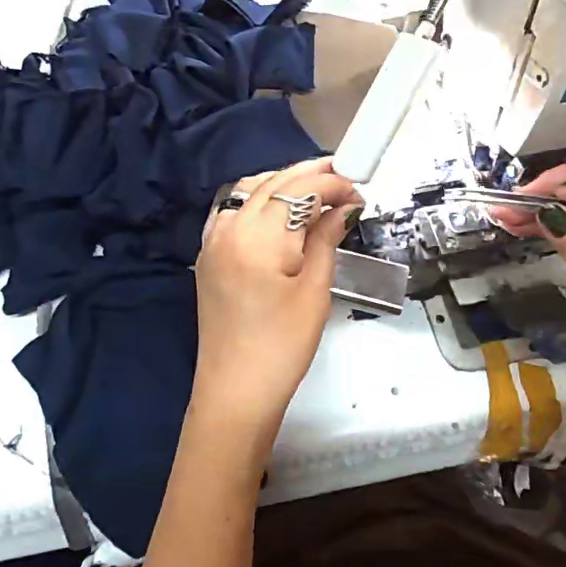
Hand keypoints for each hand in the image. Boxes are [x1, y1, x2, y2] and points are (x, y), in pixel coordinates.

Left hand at [193, 158, 360, 438]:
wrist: (236, 390)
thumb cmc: (281, 347)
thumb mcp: (315, 292)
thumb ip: (325, 240)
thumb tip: (341, 208)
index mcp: (257, 238)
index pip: (298, 190)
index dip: (332, 184)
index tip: (357, 191)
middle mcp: (228, 230)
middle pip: (270, 183)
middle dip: (308, 176)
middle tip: (343, 180)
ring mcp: (213, 242)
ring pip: (247, 191)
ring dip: (281, 184)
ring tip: (316, 192)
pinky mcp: (208, 256)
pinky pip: (231, 210)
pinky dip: (257, 200)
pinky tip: (278, 211)